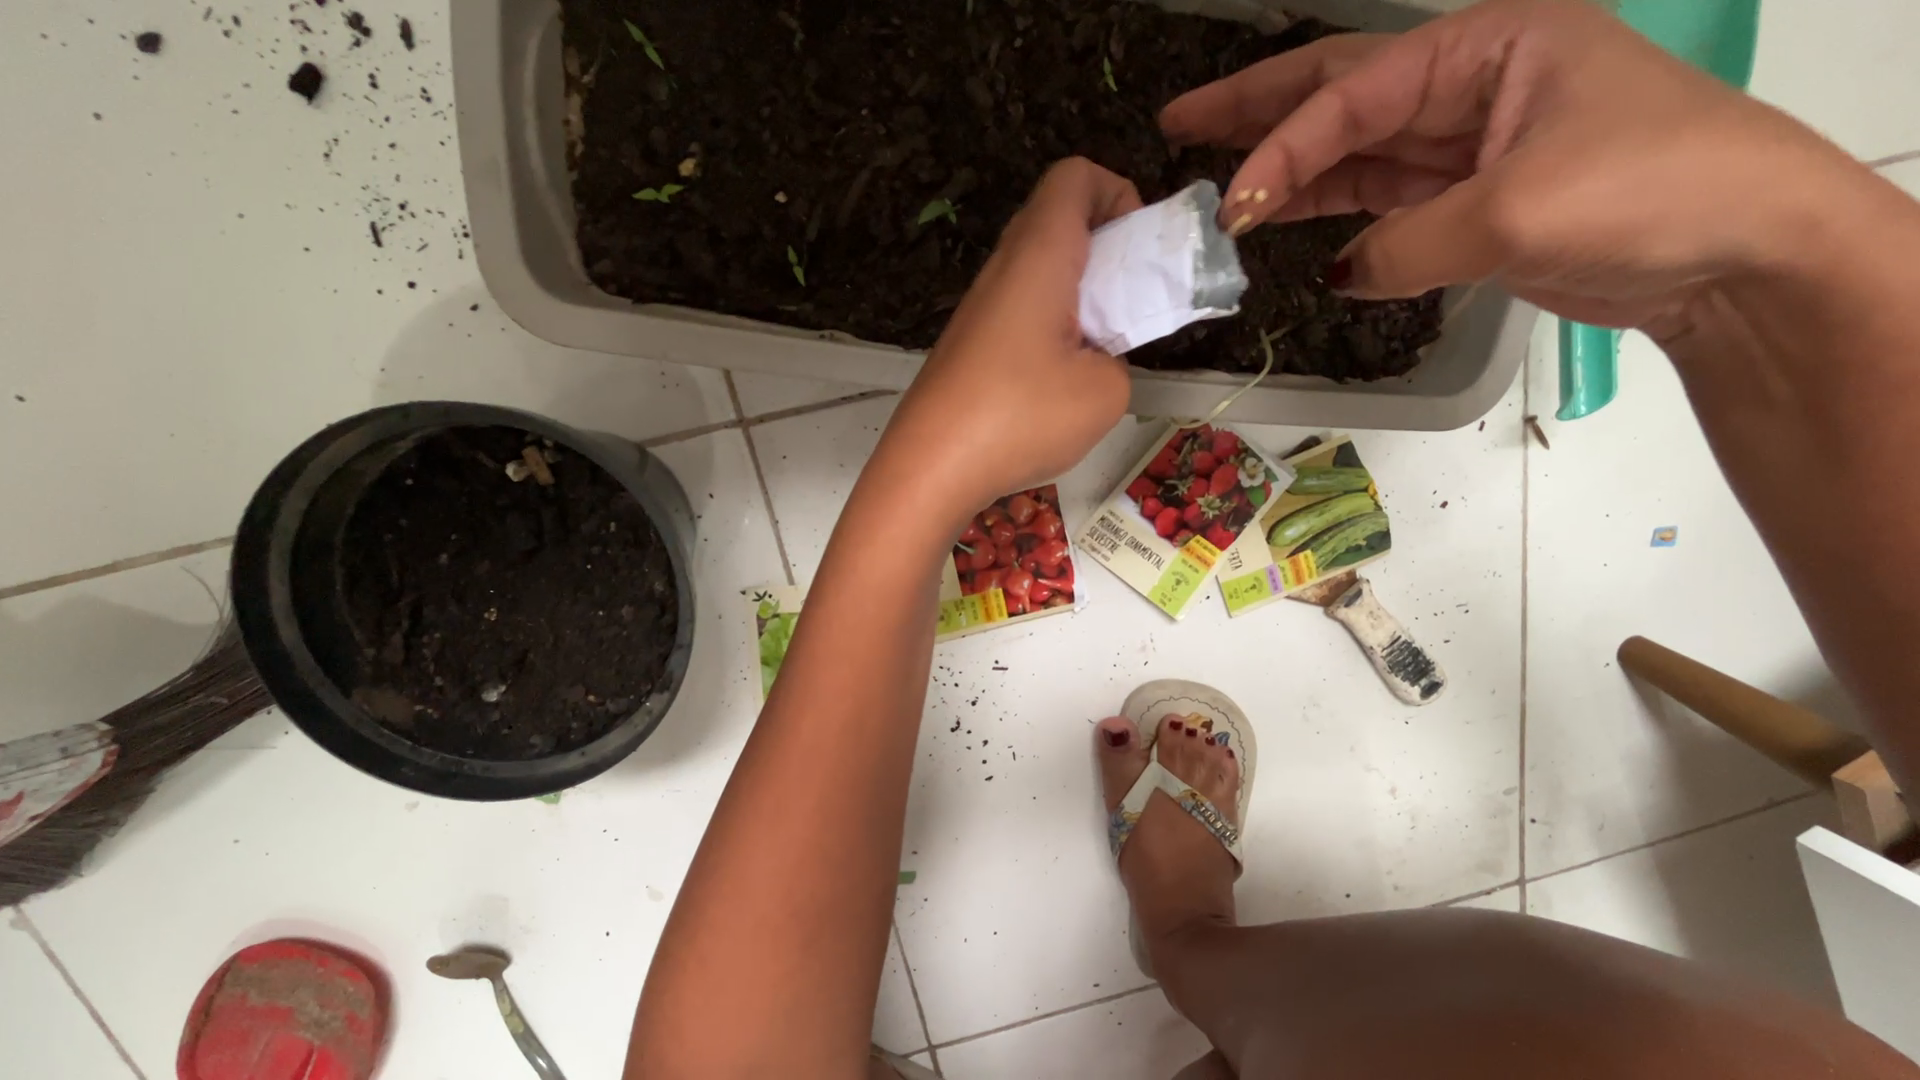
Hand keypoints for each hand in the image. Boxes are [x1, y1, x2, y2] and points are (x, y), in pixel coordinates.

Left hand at [876, 158, 1142, 517]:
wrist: (929, 469)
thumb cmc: (1019, 417)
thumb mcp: (1104, 392)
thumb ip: (1118, 358)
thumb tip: (1095, 358)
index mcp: (1039, 256)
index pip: (1074, 176)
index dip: (1117, 192)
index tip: (1139, 247)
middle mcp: (1002, 269)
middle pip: (1055, 220)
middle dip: (1105, 247)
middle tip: (1131, 299)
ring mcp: (978, 309)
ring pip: (1036, 271)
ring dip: (1077, 295)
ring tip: (1099, 349)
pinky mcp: (967, 346)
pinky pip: (1018, 311)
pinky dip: (1049, 328)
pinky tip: (1057, 384)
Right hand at [1160, 0, 1867, 334]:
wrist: (1744, 254)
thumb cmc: (1648, 193)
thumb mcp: (1511, 213)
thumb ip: (1403, 242)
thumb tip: (1342, 271)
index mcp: (1488, 48)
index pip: (1355, 92)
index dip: (1283, 144)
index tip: (1232, 201)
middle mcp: (1470, 86)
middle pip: (1340, 96)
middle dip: (1257, 112)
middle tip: (1178, 122)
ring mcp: (1467, 147)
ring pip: (1353, 153)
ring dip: (1287, 169)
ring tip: (1215, 179)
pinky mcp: (1469, 204)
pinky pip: (1380, 203)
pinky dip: (1334, 219)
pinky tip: (1287, 228)